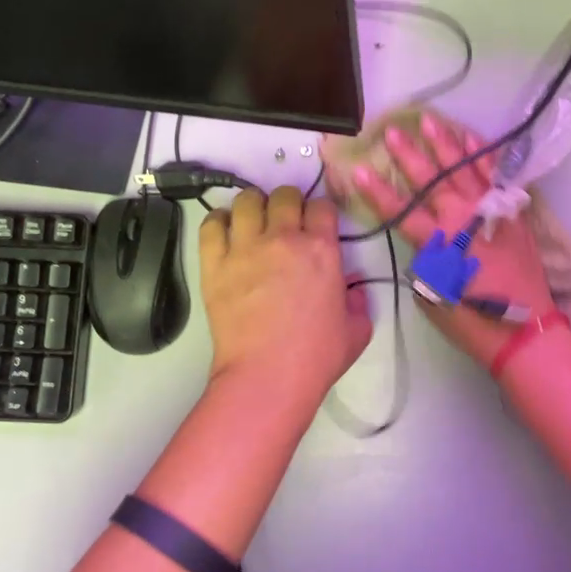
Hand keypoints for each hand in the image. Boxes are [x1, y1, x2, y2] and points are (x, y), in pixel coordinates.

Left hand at [198, 186, 371, 401]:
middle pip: (284, 195)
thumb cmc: (316, 356)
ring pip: (246, 200)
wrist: (267, 377)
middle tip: (285, 222)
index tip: (316, 226)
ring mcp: (245, 248)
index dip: (319, 214)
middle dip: (287, 203)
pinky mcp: (214, 264)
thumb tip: (352, 290)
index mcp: (322, 249)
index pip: (321, 206)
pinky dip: (219, 221)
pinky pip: (212, 224)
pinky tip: (225, 232)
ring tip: (253, 222)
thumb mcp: (356, 329)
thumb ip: (358, 302)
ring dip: (253, 206)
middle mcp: (283, 238)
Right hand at [350, 113, 556, 367]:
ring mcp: (488, 211)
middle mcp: (461, 219)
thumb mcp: (433, 295)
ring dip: (445, 145)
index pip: (400, 210)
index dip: (377, 190)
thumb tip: (425, 242)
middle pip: (430, 181)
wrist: (524, 328)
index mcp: (437, 243)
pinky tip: (471, 138)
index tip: (358, 169)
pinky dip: (483, 155)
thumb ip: (424, 262)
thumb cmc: (473, 320)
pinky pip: (495, 176)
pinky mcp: (511, 213)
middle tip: (392, 131)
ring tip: (430, 122)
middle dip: (409, 155)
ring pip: (463, 170)